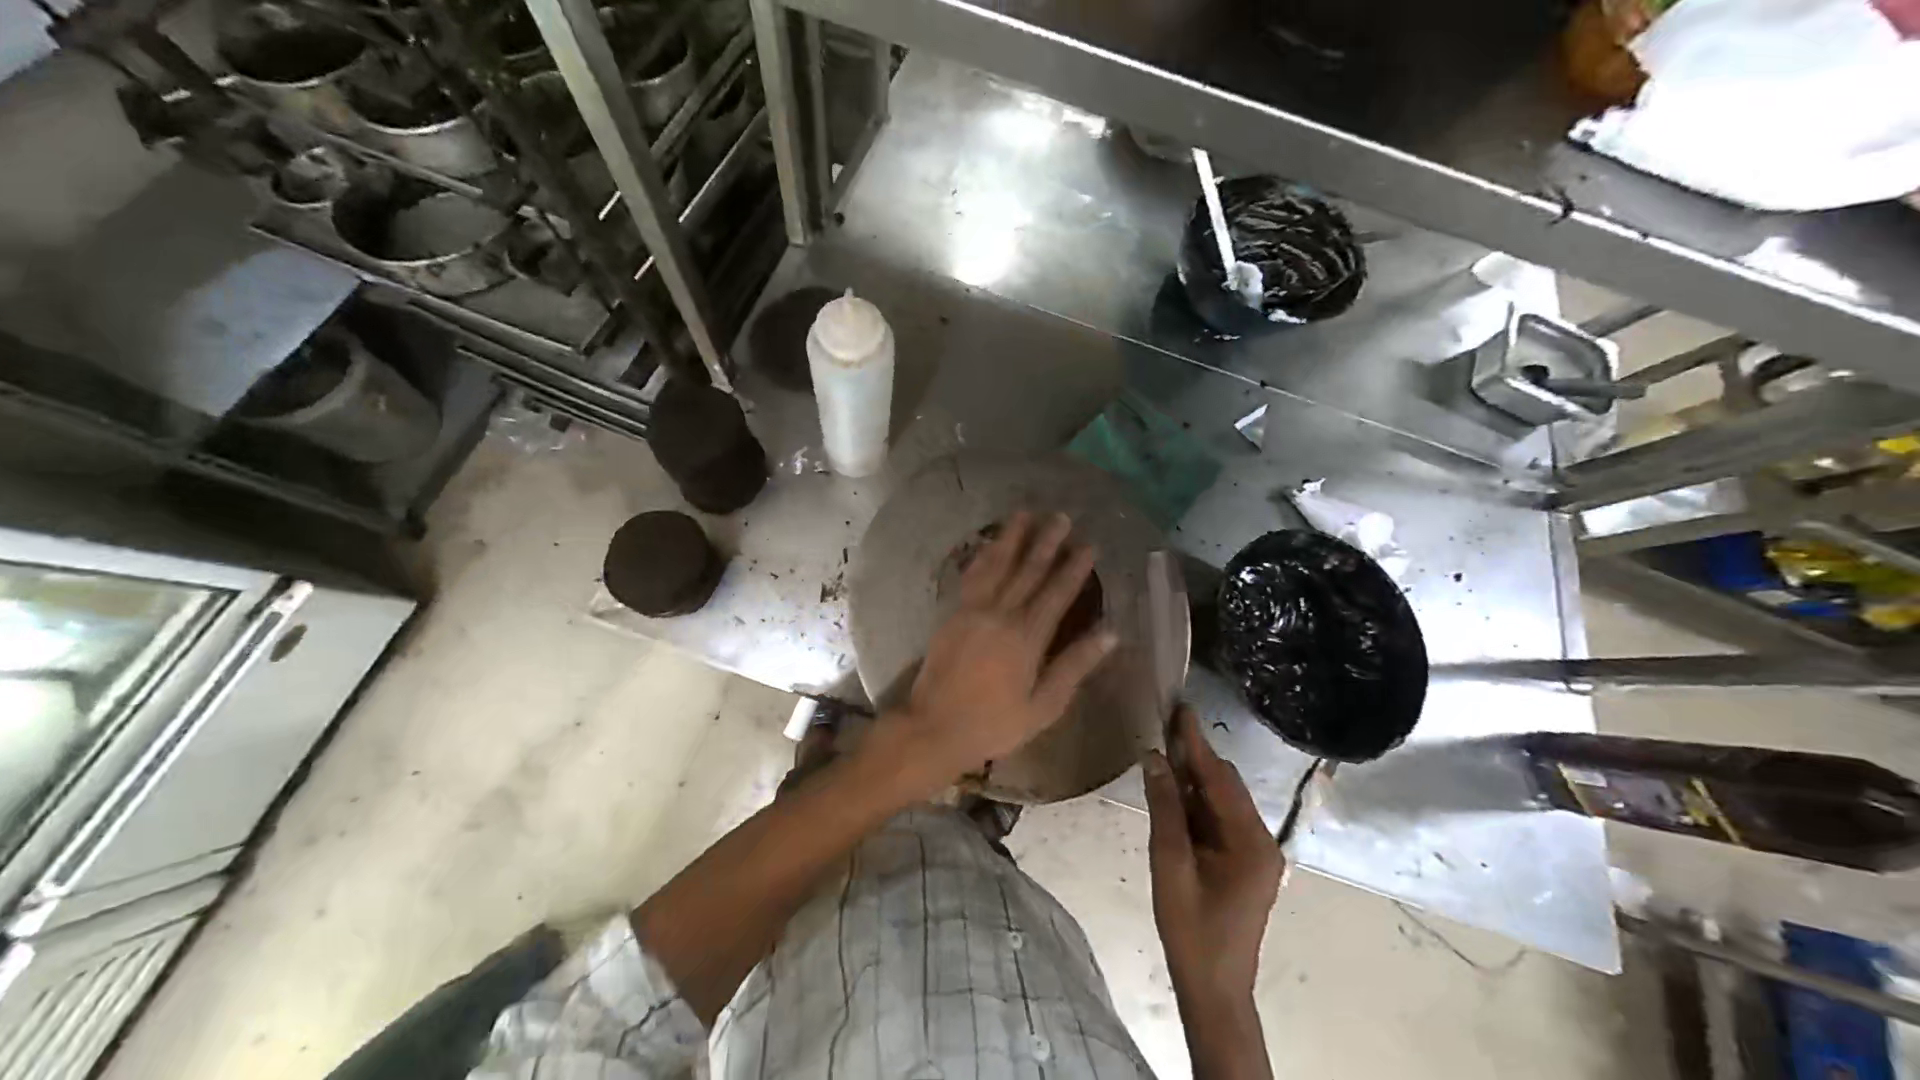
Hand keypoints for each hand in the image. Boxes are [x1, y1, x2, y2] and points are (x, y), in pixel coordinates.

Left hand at [866, 511, 1117, 798]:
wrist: (934, 727)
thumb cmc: (994, 724)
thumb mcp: (1043, 705)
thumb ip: (1075, 666)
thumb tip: (1110, 634)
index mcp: (1027, 638)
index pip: (1056, 594)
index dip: (1073, 569)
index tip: (1089, 545)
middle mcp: (1001, 615)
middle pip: (1027, 571)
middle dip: (1046, 542)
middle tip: (1061, 516)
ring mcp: (973, 611)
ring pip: (996, 566)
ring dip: (1012, 539)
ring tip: (1024, 514)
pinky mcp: (953, 614)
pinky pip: (972, 577)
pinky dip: (983, 557)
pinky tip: (989, 546)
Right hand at [1144, 705, 1282, 1005]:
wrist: (1213, 986)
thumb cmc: (1190, 927)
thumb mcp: (1170, 864)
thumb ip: (1165, 807)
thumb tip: (1154, 757)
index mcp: (1251, 841)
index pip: (1220, 778)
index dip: (1196, 742)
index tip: (1180, 707)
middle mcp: (1262, 840)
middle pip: (1226, 785)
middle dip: (1194, 758)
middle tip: (1160, 730)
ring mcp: (1255, 852)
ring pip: (1222, 801)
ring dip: (1193, 780)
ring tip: (1161, 756)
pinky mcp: (1244, 862)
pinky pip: (1220, 820)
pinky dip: (1197, 804)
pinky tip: (1173, 794)